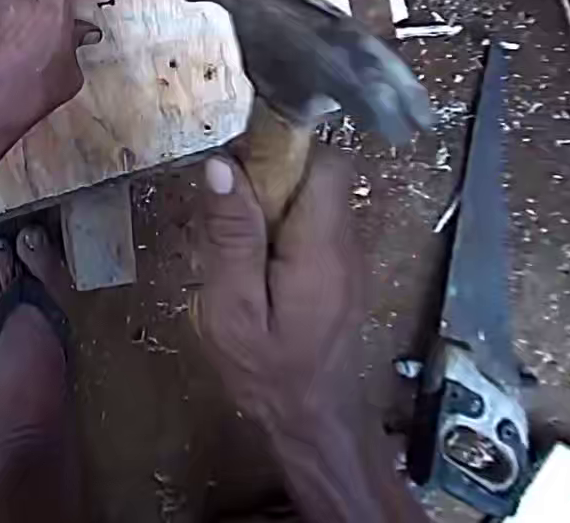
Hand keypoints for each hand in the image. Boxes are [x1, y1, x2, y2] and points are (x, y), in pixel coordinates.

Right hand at [195, 149, 365, 442]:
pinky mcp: (340, 266)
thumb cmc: (266, 369)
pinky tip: (250, 244)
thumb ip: (230, 235)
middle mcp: (346, 244)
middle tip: (224, 190)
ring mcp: (348, 255)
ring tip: (230, 219)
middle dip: (270, 167)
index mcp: (321, 249)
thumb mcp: (232, 306)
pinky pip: (312, 217)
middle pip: (319, 173)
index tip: (237, 153)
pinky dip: (280, 214)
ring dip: (271, 190)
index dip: (283, 145)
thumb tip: (220, 165)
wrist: (312, 424)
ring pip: (314, 192)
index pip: (325, 165)